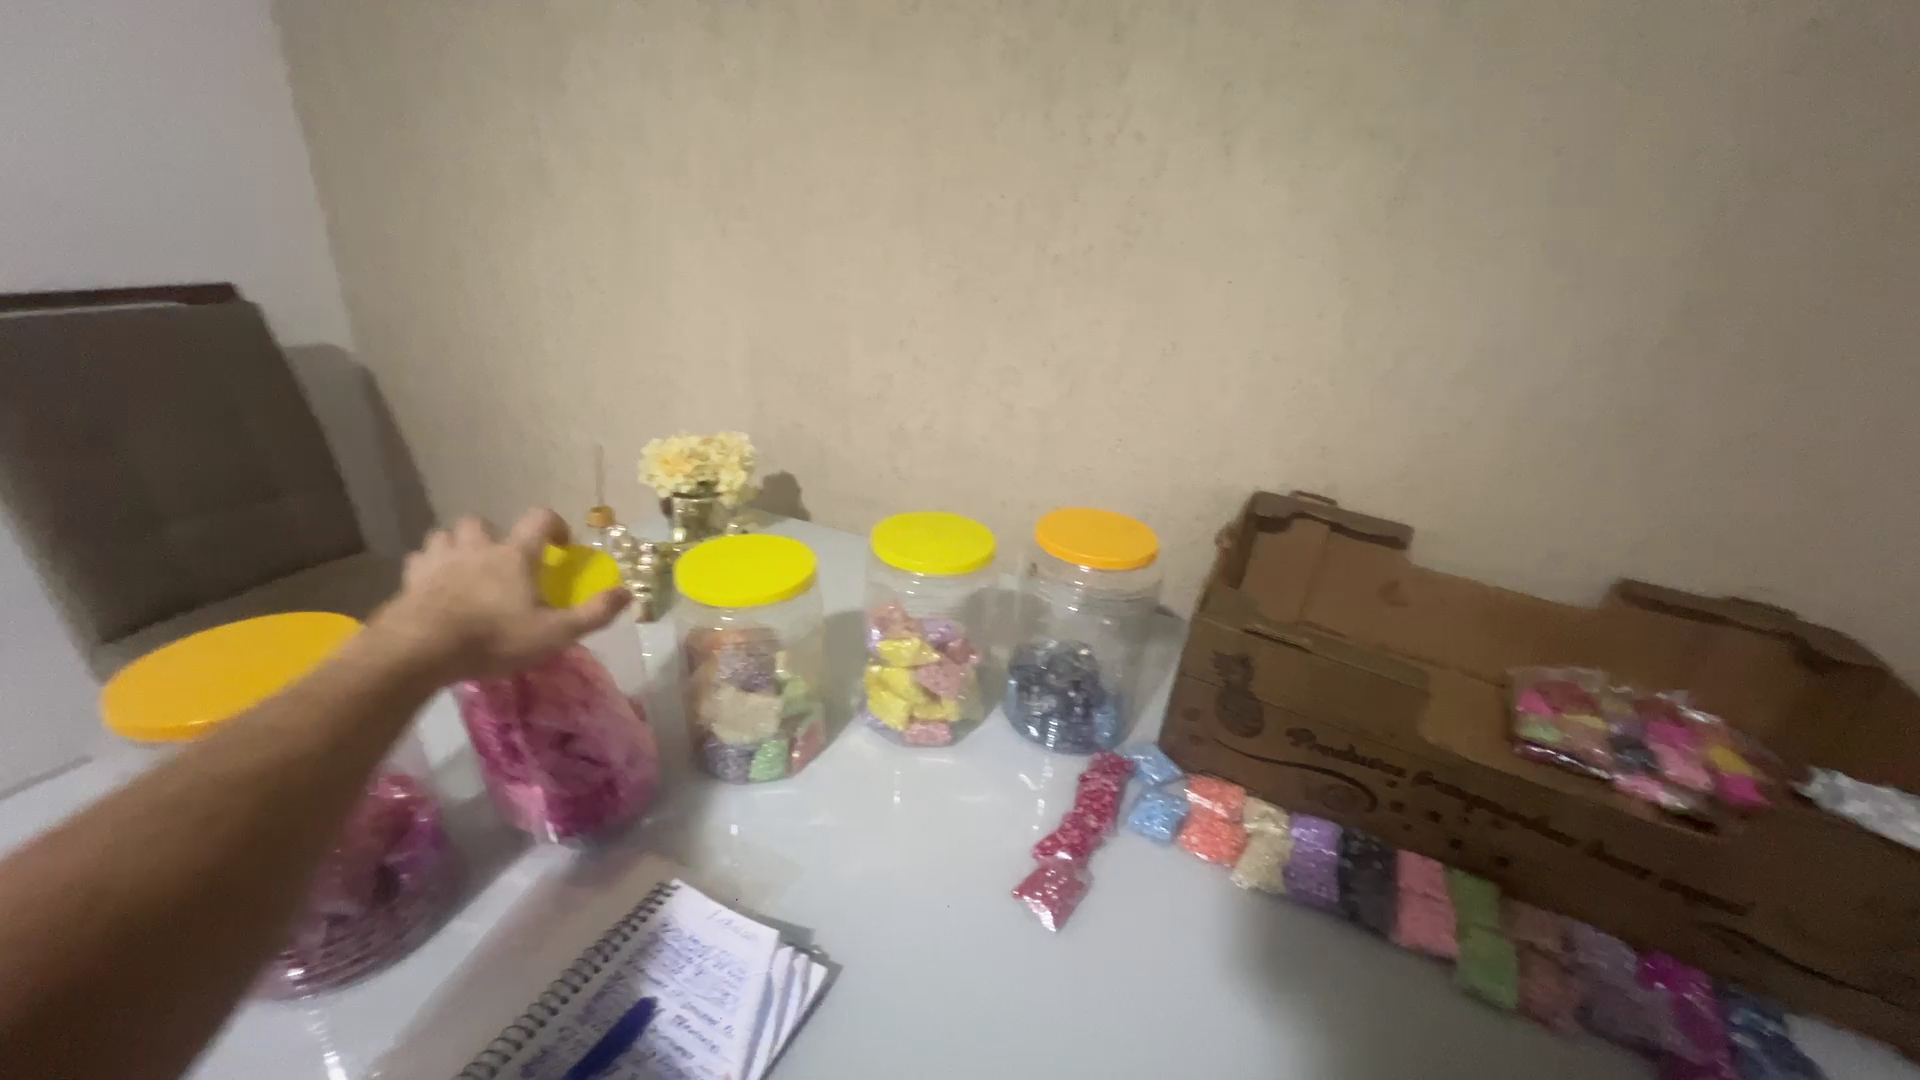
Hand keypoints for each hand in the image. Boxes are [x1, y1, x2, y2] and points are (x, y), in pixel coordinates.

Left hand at [370, 508, 628, 682]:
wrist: (419, 650)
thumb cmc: (494, 638)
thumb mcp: (555, 633)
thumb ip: (593, 613)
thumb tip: (627, 593)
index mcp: (514, 555)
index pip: (539, 519)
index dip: (555, 525)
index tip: (561, 546)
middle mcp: (476, 549)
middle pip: (480, 522)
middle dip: (492, 534)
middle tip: (501, 559)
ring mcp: (437, 562)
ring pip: (444, 537)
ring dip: (456, 547)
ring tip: (465, 569)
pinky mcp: (408, 582)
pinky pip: (417, 564)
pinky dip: (428, 570)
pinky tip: (434, 589)